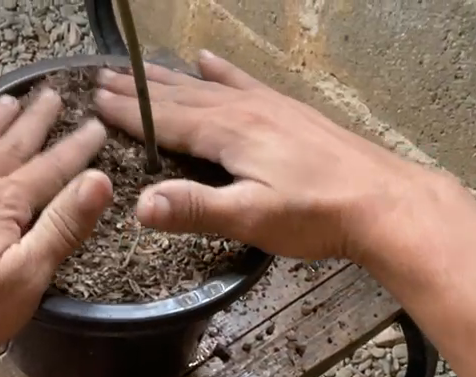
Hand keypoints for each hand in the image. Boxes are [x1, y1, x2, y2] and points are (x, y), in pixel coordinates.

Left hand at [0, 91, 111, 376]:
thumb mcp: (28, 276)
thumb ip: (63, 226)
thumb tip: (98, 180)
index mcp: (0, 203)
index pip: (49, 168)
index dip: (76, 148)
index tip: (96, 127)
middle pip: (8, 144)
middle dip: (35, 120)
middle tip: (54, 95)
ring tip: (10, 102)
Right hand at [93, 53, 441, 263]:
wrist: (380, 201)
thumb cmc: (314, 214)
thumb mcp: (249, 217)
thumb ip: (195, 208)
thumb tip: (139, 205)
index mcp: (230, 132)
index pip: (167, 119)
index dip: (129, 112)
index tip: (95, 100)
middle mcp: (244, 109)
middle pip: (181, 95)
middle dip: (140, 89)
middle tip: (103, 77)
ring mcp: (268, 106)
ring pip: (207, 86)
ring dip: (170, 79)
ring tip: (141, 68)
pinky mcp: (287, 113)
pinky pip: (243, 82)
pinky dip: (220, 71)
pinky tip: (207, 60)